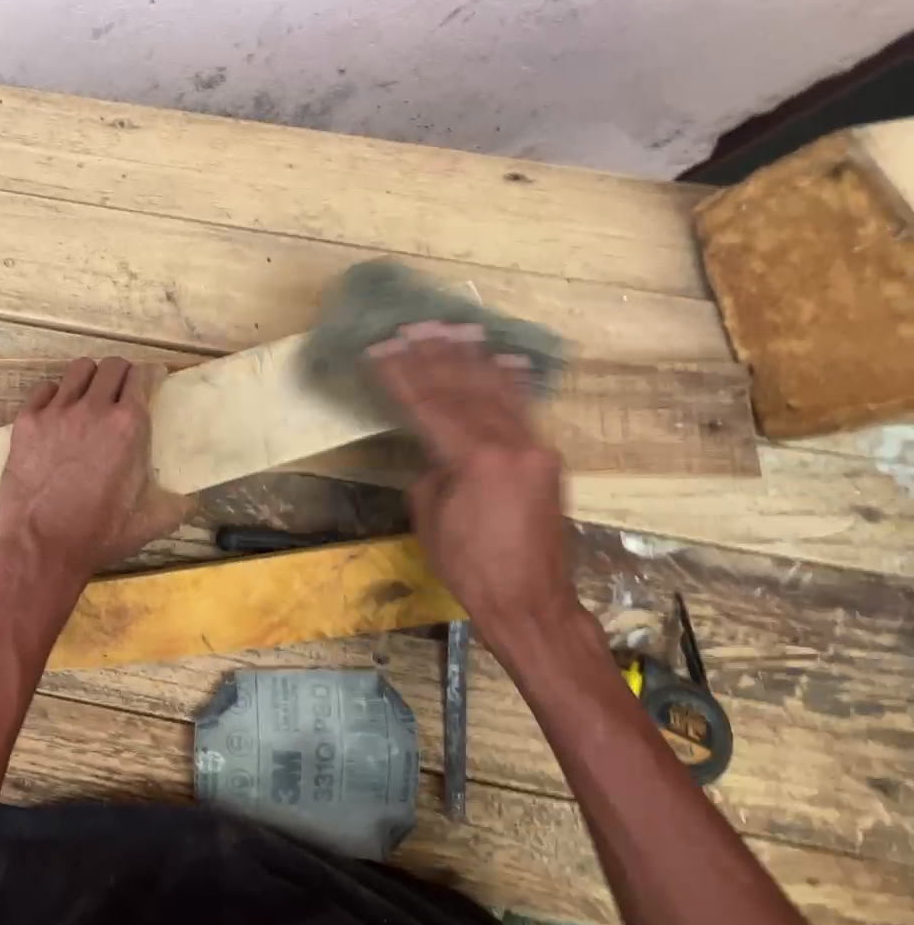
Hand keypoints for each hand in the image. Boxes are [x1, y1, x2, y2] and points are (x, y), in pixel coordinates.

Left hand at [0, 357, 189, 580]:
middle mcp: (93, 409)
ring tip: (89, 396)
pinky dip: (55, 395)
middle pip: (112, 366)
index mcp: (129, 426)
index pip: (143, 377)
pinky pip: (44, 390)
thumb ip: (178, 504)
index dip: (150, 376)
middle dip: (121, 374)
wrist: (42, 546)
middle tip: (121, 390)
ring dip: (89, 378)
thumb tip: (192, 500)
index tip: (151, 381)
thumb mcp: (152, 522)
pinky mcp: (26, 422)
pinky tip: (57, 413)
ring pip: (78, 370)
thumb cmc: (99, 535)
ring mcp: (56, 412)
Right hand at [365, 323, 580, 654]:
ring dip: (471, 358)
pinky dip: (512, 380)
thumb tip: (436, 449)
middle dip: (434, 356)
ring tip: (453, 328)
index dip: (401, 375)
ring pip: (497, 391)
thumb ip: (431, 469)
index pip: (429, 404)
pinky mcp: (545, 458)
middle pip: (464, 389)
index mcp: (474, 458)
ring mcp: (534, 448)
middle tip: (412, 327)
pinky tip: (506, 358)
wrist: (529, 598)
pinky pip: (524, 408)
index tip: (380, 349)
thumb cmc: (467, 564)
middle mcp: (510, 444)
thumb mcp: (430, 514)